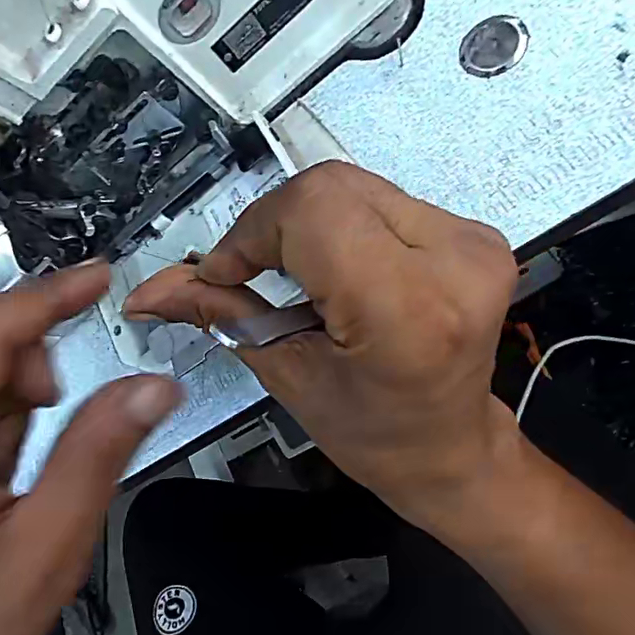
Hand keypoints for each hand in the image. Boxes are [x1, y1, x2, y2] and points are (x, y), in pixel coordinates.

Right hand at [125, 161, 519, 519]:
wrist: (448, 447)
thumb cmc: (383, 436)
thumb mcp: (293, 379)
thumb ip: (224, 316)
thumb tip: (158, 289)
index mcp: (409, 311)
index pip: (310, 212)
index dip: (253, 232)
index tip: (228, 270)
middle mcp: (454, 266)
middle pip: (330, 188)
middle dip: (275, 225)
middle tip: (257, 272)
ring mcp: (473, 245)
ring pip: (356, 187)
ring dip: (312, 226)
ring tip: (309, 282)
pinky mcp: (476, 237)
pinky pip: (387, 201)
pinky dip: (348, 228)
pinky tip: (346, 273)